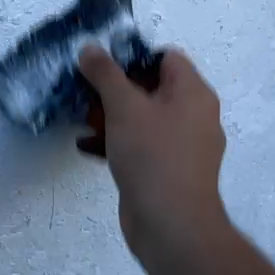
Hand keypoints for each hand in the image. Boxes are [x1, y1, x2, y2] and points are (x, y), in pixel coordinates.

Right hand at [79, 45, 228, 263]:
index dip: (132, 56)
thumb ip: (104, 73)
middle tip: (85, 92)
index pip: (165, 57)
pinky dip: (116, 142)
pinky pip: (141, 145)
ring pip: (142, 118)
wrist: (171, 226)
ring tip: (81, 119)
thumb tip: (90, 48)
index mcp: (193, 93)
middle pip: (150, 87)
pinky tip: (87, 147)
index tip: (101, 64)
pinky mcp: (168, 171)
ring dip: (110, 116)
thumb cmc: (152, 155)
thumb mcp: (123, 106)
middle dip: (114, 89)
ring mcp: (182, 146)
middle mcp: (193, 115)